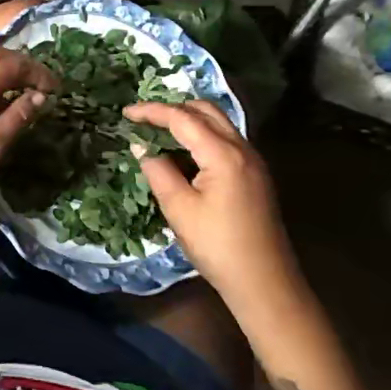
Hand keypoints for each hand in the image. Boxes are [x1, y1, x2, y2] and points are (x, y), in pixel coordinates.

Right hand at [123, 100, 297, 296]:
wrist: (264, 281)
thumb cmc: (218, 247)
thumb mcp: (180, 210)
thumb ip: (159, 172)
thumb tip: (142, 148)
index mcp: (223, 154)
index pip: (183, 118)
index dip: (152, 111)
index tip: (126, 112)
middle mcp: (242, 148)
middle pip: (206, 110)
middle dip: (174, 108)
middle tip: (145, 119)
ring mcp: (252, 160)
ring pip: (219, 123)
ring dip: (190, 120)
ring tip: (160, 132)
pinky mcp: (255, 174)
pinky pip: (226, 140)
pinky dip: (203, 136)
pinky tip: (185, 154)